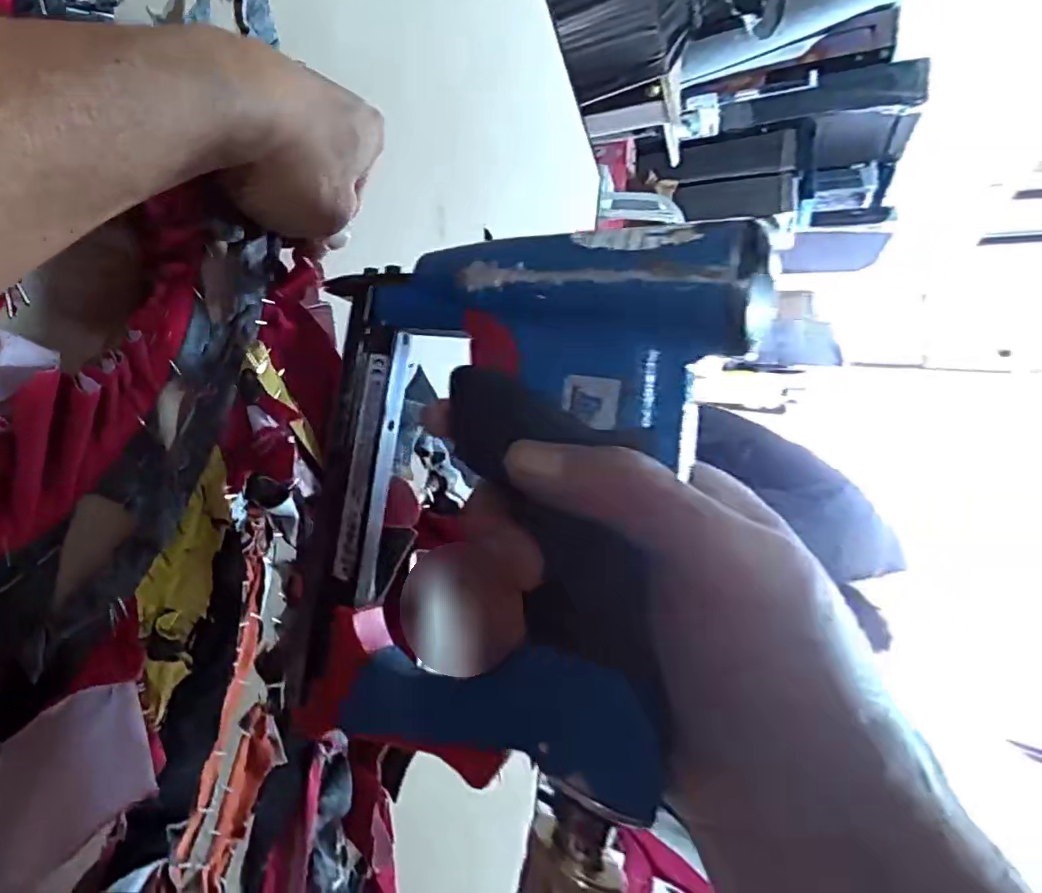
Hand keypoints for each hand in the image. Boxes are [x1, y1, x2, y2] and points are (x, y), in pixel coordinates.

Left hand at [190, 27, 383, 242]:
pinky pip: (239, 136)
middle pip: (311, 171)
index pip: (352, 194)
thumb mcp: (327, 217)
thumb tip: (324, 231)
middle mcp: (336, 101)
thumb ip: (332, 227)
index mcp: (369, 133)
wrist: (233, 105)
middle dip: (285, 203)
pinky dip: (228, 159)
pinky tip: (210, 175)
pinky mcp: (240, 83)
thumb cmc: (295, 167)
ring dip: (253, 183)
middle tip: (259, 228)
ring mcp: (287, 87)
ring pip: (272, 154)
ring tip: (228, 205)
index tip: (296, 246)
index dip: (322, 227)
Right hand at [476, 442, 871, 826]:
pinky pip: (480, 618)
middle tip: (521, 572)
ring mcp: (571, 593)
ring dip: (482, 594)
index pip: (563, 439)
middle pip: (503, 502)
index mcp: (653, 497)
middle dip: (493, 533)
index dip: (502, 426)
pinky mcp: (547, 645)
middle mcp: (602, 538)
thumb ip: (632, 489)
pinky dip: (476, 633)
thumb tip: (521, 454)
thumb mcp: (731, 560)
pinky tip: (498, 656)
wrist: (795, 815)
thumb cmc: (784, 670)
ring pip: (480, 562)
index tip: (440, 421)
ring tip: (518, 634)